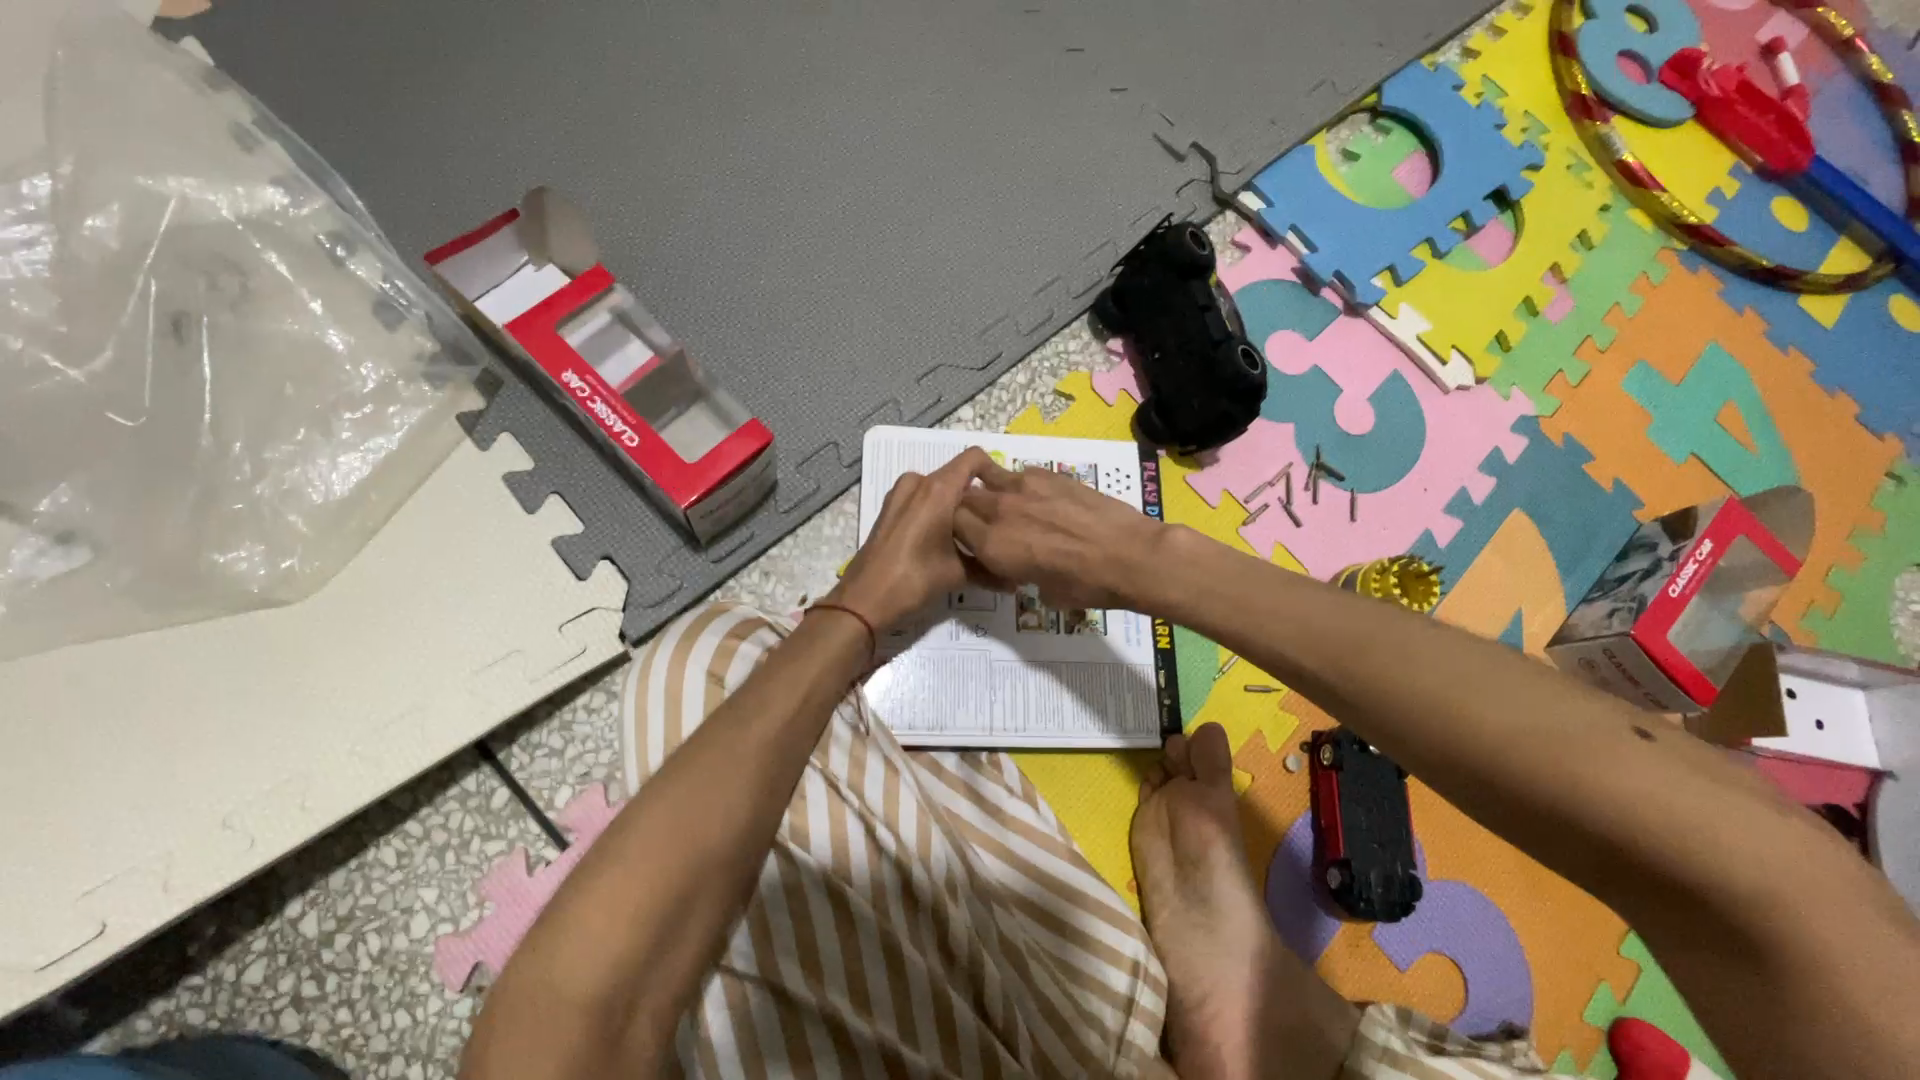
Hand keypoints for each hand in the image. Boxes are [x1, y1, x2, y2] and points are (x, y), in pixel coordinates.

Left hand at [826, 447, 996, 632]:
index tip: (1004, 497)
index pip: (973, 459)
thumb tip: (1016, 581)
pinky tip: (944, 541)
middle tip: (992, 524)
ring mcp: (899, 494)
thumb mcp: (957, 575)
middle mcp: (918, 483)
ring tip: (969, 536)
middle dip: (975, 497)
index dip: (993, 472)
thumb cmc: (914, 580)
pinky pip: (921, 500)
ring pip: (938, 490)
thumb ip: (989, 570)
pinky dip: (935, 513)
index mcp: (937, 489)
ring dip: (954, 507)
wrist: (864, 600)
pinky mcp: (889, 509)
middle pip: (956, 476)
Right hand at [953, 458, 1165, 610]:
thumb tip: (1026, 569)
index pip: (950, 525)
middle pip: (963, 498)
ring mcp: (1024, 487)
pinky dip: (1023, 486)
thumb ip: (1021, 573)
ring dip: (990, 489)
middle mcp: (999, 511)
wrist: (1129, 556)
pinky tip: (1042, 500)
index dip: (956, 532)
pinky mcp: (1049, 474)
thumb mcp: (1044, 592)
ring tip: (1008, 503)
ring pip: (988, 478)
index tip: (968, 540)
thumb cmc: (1086, 586)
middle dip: (967, 508)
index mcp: (991, 546)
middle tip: (983, 521)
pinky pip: (1021, 474)